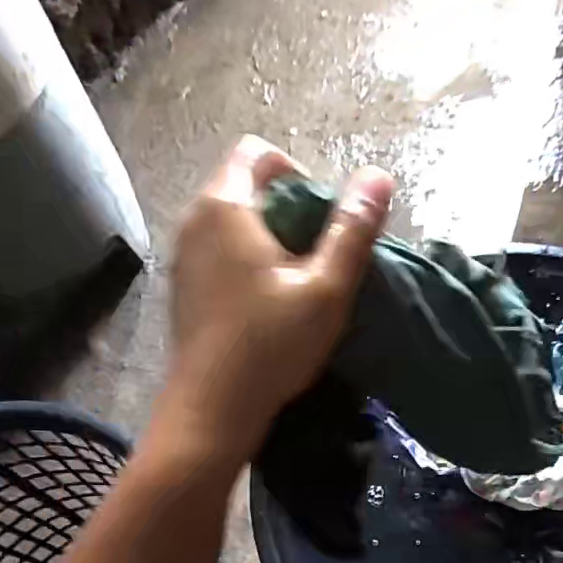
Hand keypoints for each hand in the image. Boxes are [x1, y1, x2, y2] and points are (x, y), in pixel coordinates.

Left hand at [157, 136, 394, 461]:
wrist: (212, 410)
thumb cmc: (271, 345)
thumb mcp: (326, 289)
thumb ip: (352, 230)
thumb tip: (379, 176)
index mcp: (224, 206)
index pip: (259, 153)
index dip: (300, 173)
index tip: (323, 220)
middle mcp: (193, 220)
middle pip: (247, 188)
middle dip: (289, 211)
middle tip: (319, 258)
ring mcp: (183, 257)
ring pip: (234, 225)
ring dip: (270, 241)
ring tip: (299, 285)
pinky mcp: (184, 290)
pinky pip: (221, 255)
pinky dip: (249, 264)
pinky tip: (269, 307)